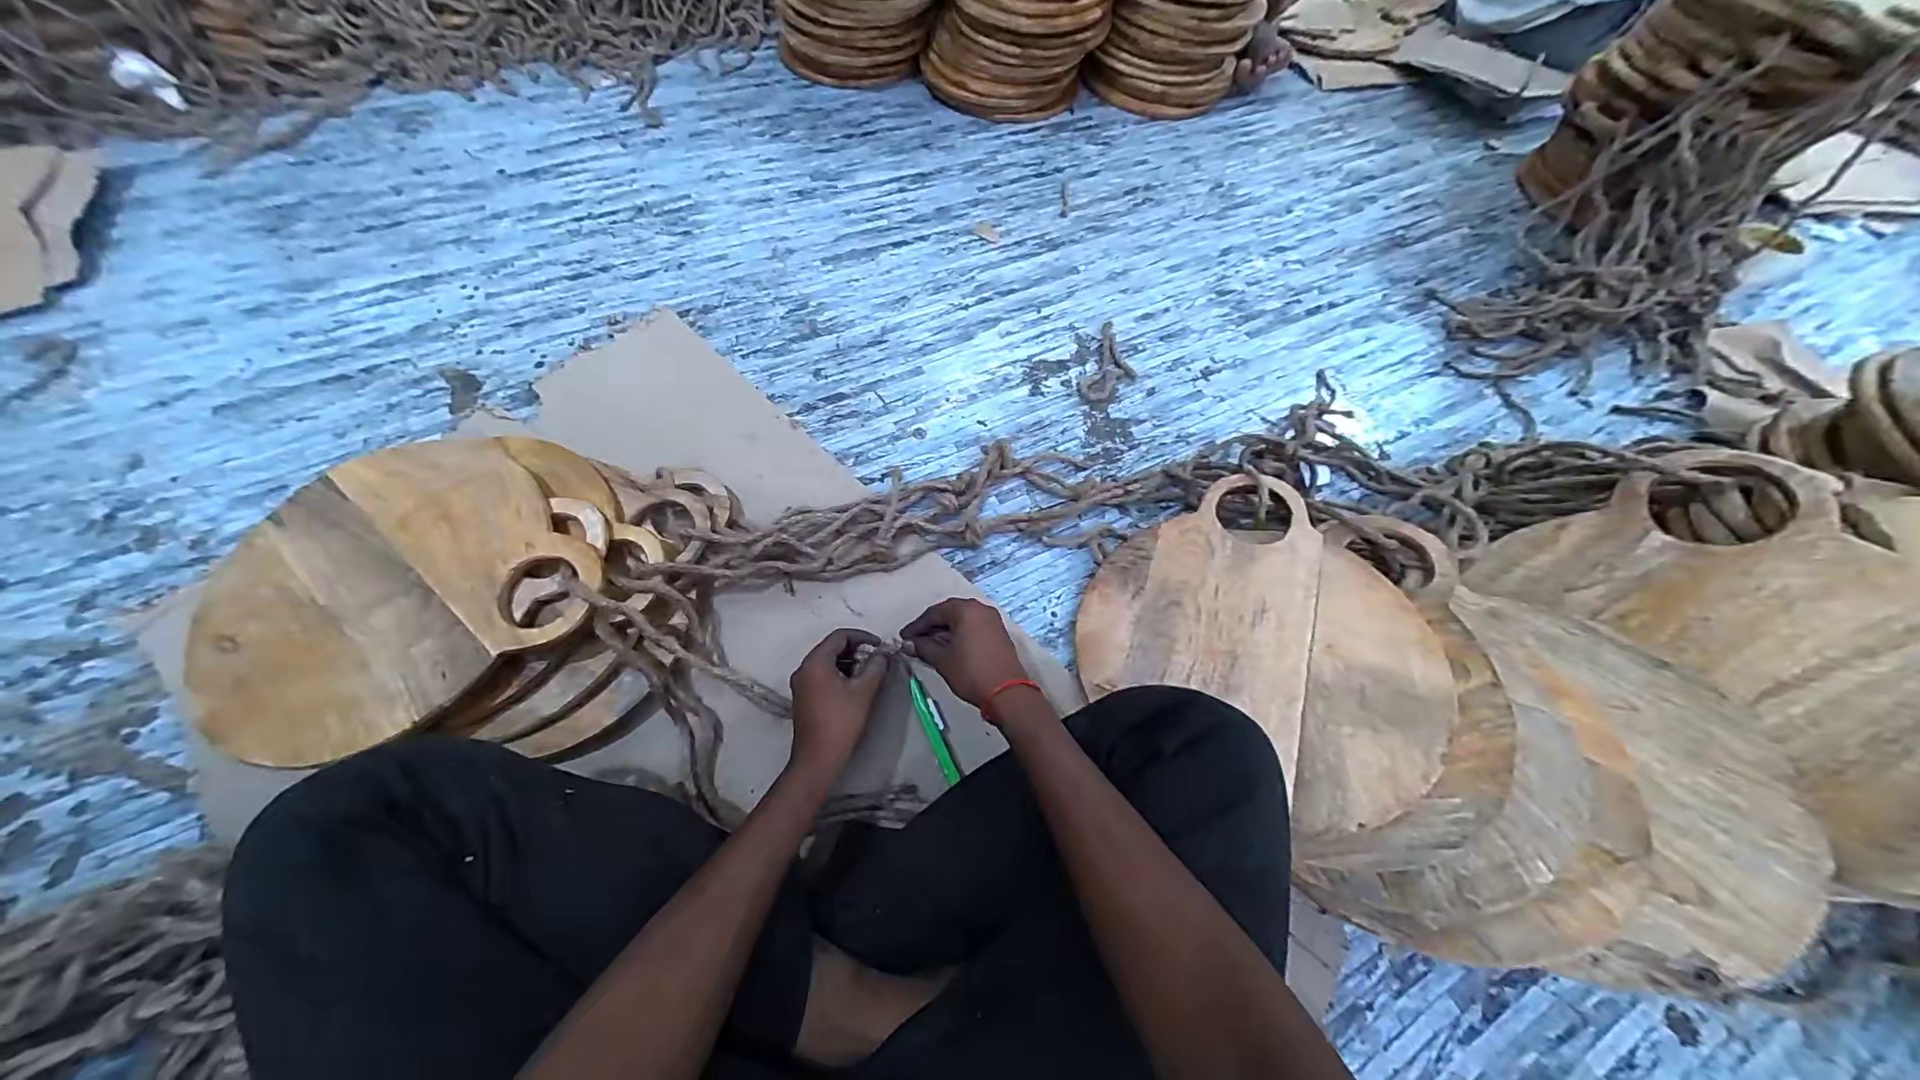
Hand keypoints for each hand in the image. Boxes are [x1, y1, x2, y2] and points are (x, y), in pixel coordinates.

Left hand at [788, 629, 888, 776]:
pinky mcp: (804, 697)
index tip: (880, 646)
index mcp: (815, 662)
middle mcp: (804, 669)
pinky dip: (840, 674)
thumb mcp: (864, 691)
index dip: (862, 636)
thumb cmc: (841, 722)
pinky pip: (822, 675)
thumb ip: (876, 666)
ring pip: (827, 662)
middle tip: (877, 659)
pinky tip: (856, 687)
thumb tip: (882, 654)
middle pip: (831, 647)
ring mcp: (801, 684)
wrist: (818, 759)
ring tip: (870, 673)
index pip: (839, 636)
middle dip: (856, 649)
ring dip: (849, 662)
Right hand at [900, 598, 1028, 711]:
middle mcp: (981, 609)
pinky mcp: (999, 633)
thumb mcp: (942, 659)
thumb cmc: (971, 672)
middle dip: (931, 626)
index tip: (904, 637)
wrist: (1007, 693)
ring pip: (962, 620)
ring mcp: (993, 620)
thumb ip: (923, 647)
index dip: (917, 626)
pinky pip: (974, 627)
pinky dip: (959, 634)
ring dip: (945, 631)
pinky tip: (949, 648)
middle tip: (915, 640)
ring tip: (929, 646)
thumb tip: (909, 643)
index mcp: (966, 609)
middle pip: (950, 613)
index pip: (934, 612)